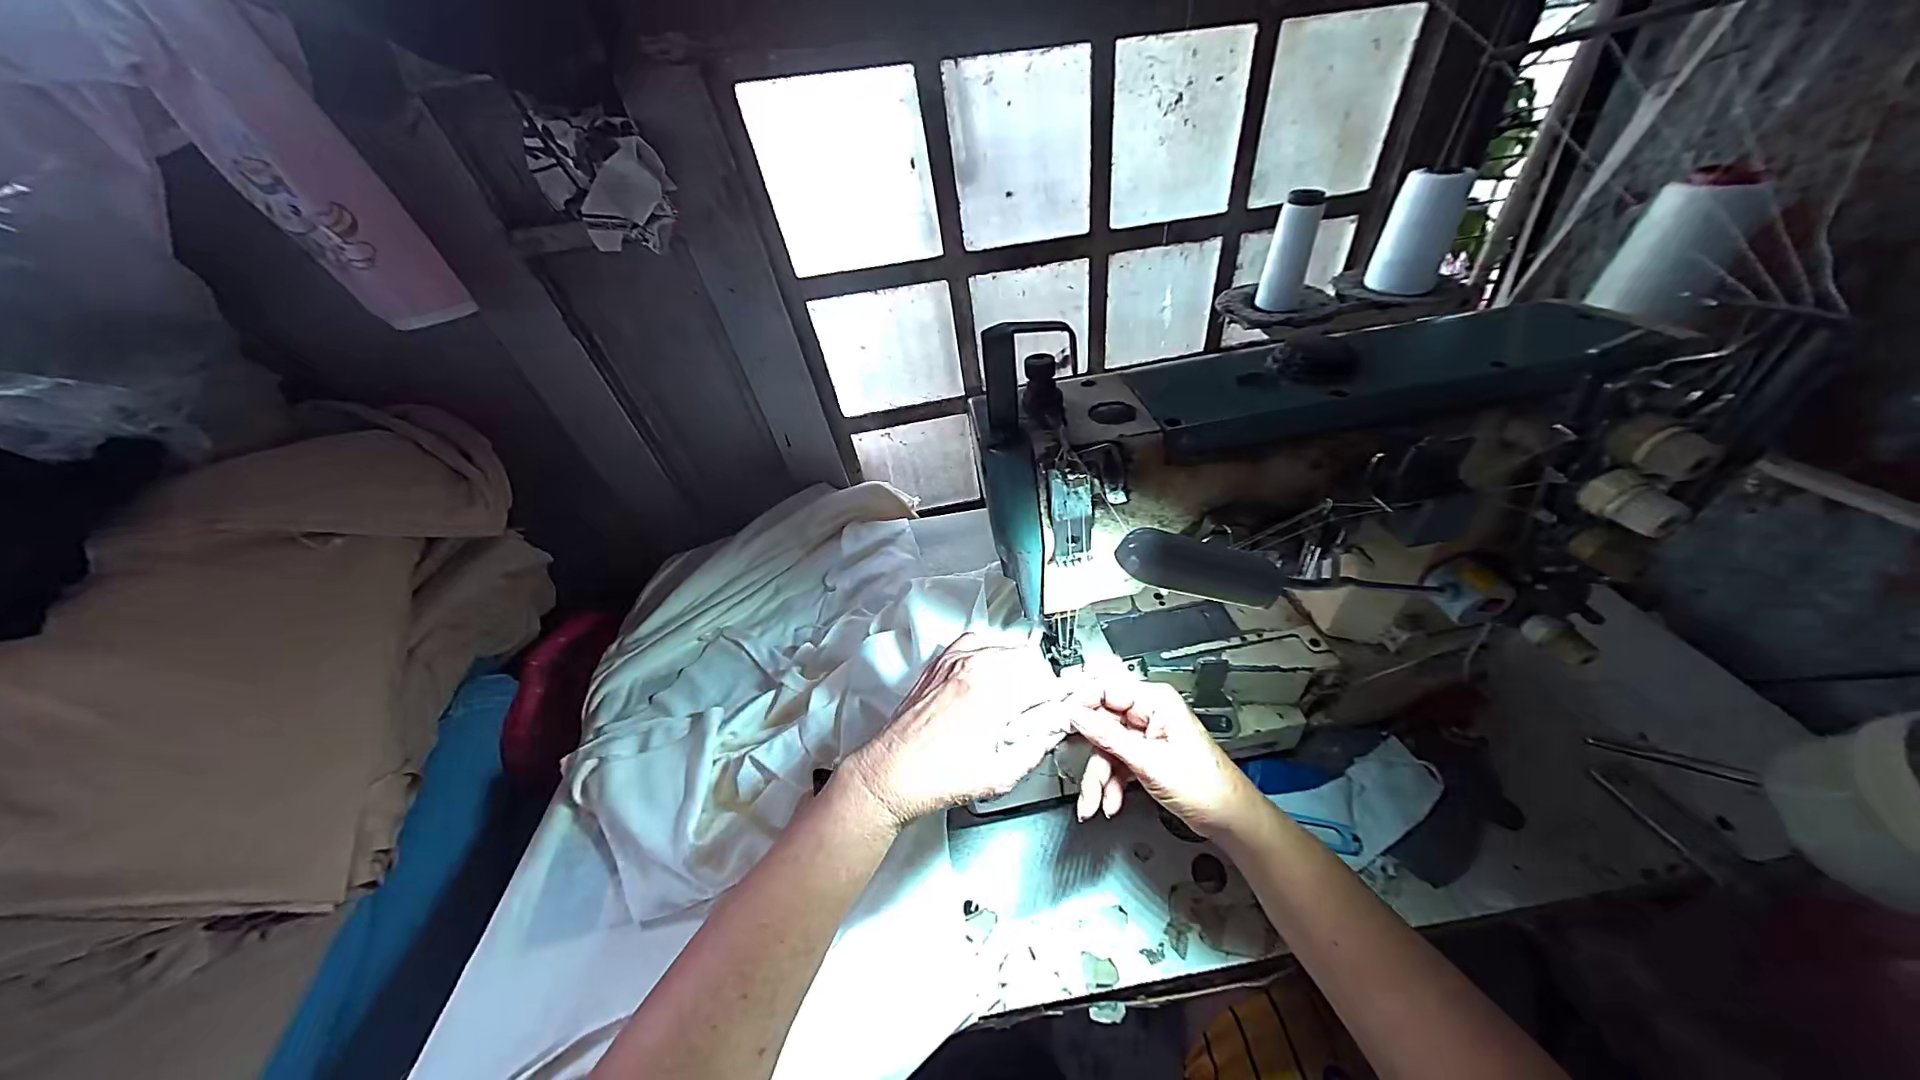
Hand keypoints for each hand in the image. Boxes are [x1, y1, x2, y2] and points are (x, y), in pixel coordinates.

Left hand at [839, 632, 1074, 827]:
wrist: (892, 773)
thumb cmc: (935, 775)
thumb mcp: (1000, 775)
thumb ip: (1035, 749)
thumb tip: (1050, 733)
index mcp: (994, 691)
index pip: (1046, 680)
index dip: (1058, 698)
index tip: (1059, 709)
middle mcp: (975, 666)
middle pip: (1029, 659)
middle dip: (1040, 683)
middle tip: (1039, 708)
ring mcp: (955, 661)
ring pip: (1005, 646)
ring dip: (1018, 666)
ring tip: (1016, 694)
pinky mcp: (940, 663)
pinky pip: (976, 642)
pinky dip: (989, 652)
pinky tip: (990, 674)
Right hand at [1071, 675, 1267, 839]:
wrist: (1229, 819)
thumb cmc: (1207, 787)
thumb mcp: (1149, 761)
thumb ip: (1109, 736)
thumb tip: (1078, 714)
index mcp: (1155, 701)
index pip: (1106, 688)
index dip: (1081, 703)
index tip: (1062, 721)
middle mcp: (1149, 713)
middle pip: (1101, 724)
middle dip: (1092, 758)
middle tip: (1081, 778)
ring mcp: (1145, 735)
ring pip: (1105, 748)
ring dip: (1099, 778)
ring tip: (1095, 803)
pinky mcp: (1144, 754)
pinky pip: (1115, 763)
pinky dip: (1110, 784)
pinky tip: (1110, 802)